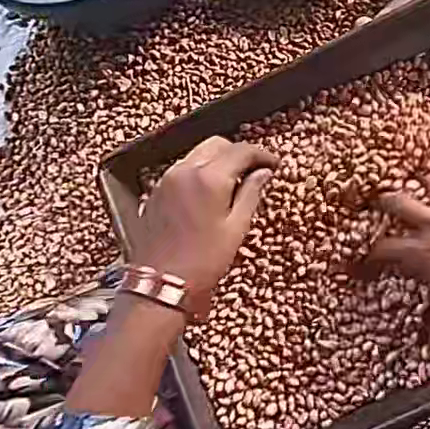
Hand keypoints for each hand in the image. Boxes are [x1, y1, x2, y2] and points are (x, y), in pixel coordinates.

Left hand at [134, 137, 276, 317]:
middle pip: (217, 145)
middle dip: (238, 153)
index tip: (274, 164)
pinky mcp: (155, 192)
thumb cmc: (203, 261)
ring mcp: (166, 180)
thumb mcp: (236, 228)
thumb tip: (263, 173)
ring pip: (197, 154)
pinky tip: (209, 193)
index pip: (241, 151)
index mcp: (209, 178)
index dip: (262, 154)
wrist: (160, 283)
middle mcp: (185, 171)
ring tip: (234, 183)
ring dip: (217, 161)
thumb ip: (251, 194)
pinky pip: (182, 170)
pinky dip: (199, 172)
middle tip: (255, 171)